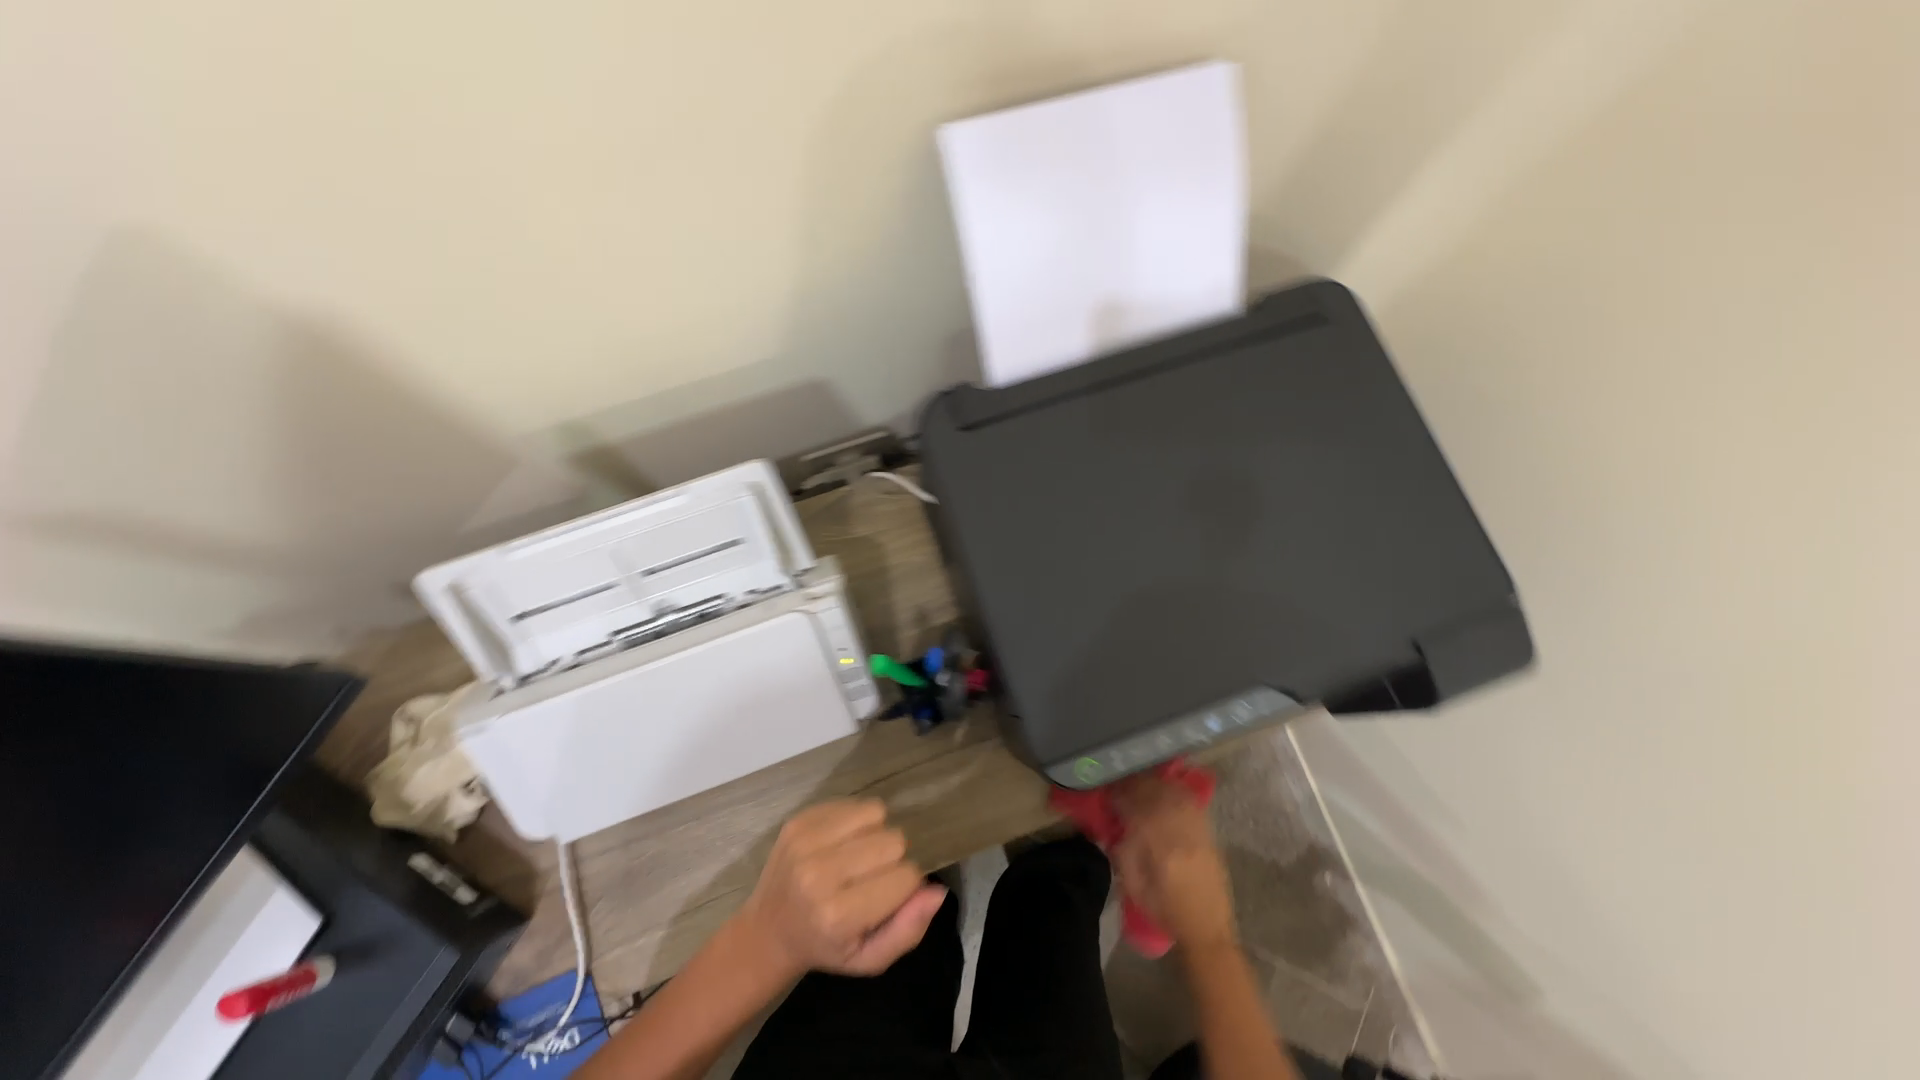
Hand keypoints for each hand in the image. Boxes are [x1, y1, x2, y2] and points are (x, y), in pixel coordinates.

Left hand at [734, 798, 945, 978]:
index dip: (907, 885)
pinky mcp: (798, 822)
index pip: (906, 877)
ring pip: (876, 814)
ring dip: (877, 833)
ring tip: (861, 855)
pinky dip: (857, 820)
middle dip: (894, 858)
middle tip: (873, 876)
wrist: (768, 930)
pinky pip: (852, 803)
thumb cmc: (826, 947)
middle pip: (894, 841)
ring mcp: (805, 843)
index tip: (890, 896)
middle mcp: (819, 875)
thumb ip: (908, 930)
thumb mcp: (870, 959)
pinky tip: (843, 843)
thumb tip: (937, 891)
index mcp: (839, 915)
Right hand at [1113, 775, 1236, 950]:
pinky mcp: (1209, 834)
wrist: (1206, 928)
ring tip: (1141, 784)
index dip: (1122, 797)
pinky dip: (1175, 790)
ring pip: (1177, 794)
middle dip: (1138, 785)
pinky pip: (1191, 802)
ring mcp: (1199, 832)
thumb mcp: (1134, 887)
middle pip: (1159, 795)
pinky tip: (1165, 790)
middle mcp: (1183, 836)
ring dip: (1156, 784)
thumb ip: (1124, 853)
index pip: (1138, 810)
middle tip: (1122, 785)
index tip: (1110, 794)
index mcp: (1161, 851)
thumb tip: (1118, 825)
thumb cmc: (1166, 911)